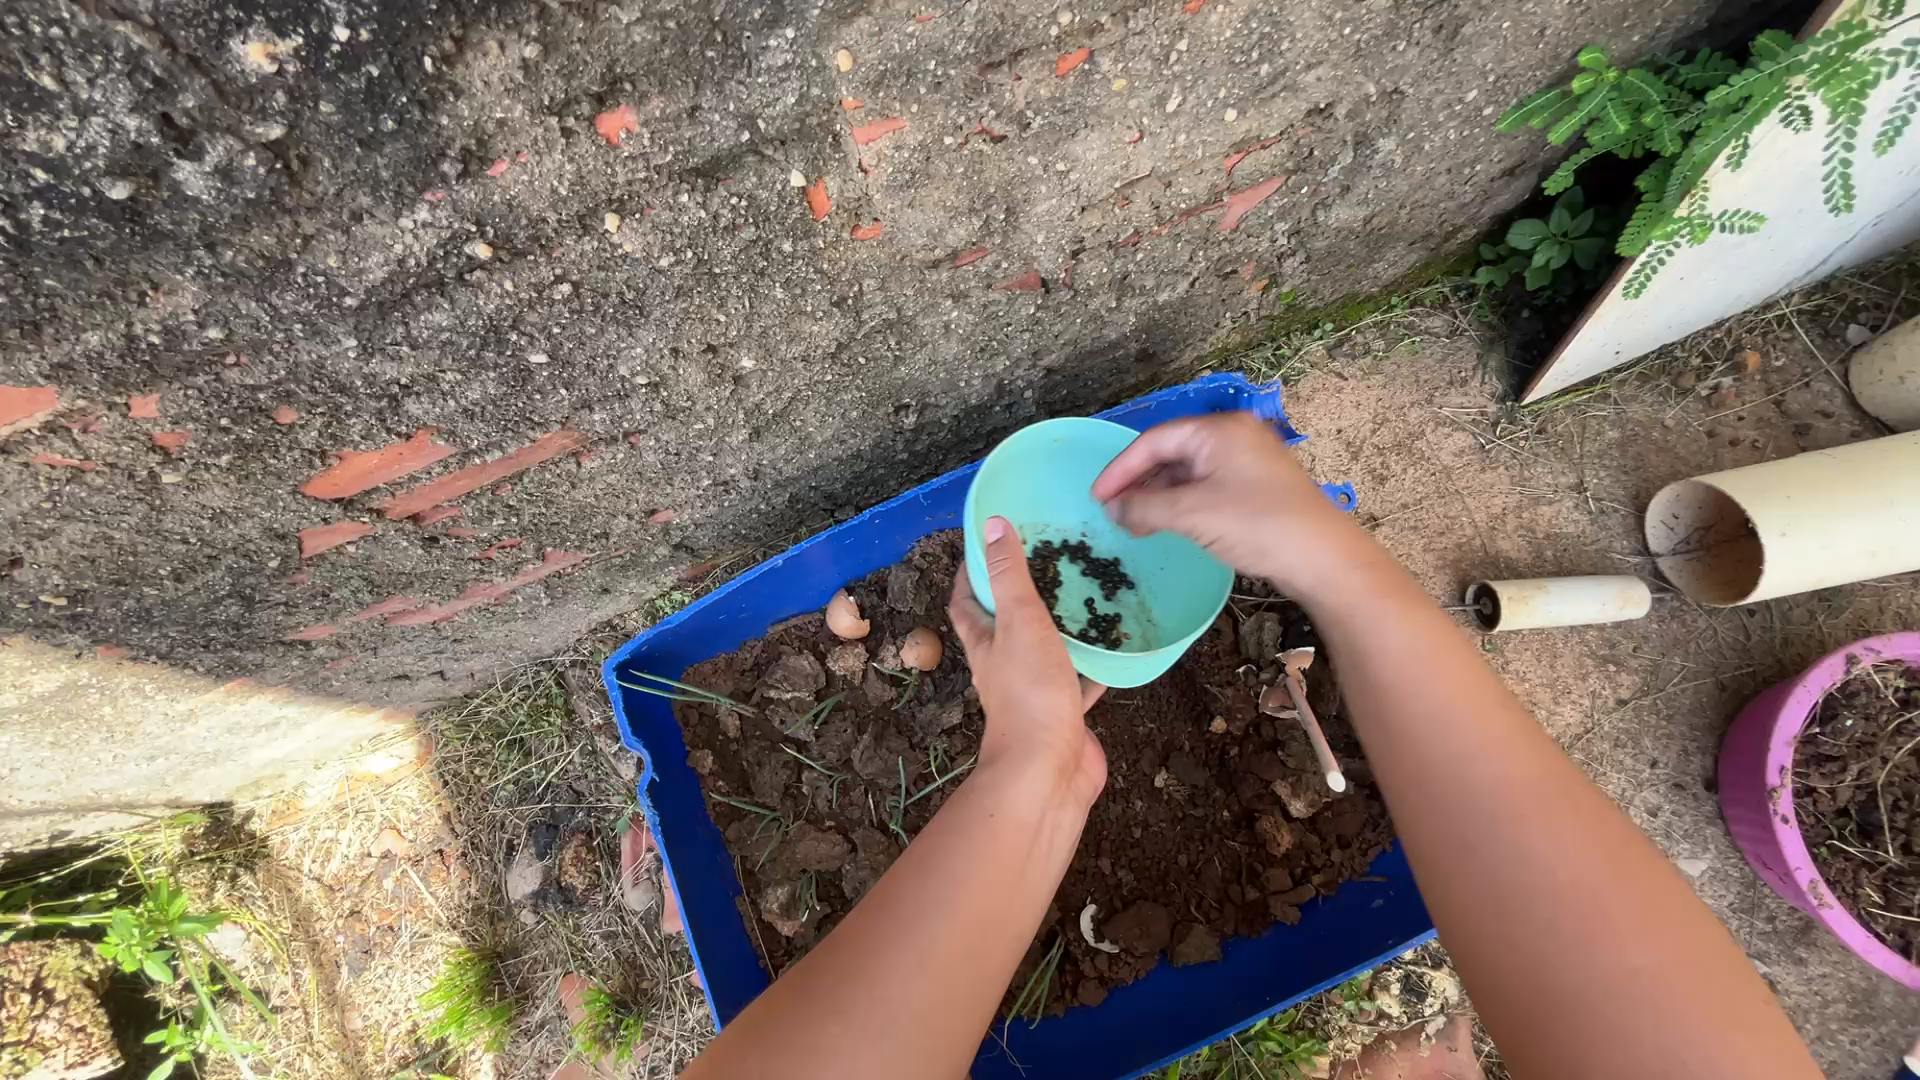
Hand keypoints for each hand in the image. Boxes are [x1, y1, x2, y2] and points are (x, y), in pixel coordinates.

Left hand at [949, 517, 1107, 807]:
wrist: (1049, 771)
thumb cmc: (1029, 693)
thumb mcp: (1019, 622)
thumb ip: (1010, 576)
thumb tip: (992, 525)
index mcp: (984, 642)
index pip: (966, 599)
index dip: (971, 571)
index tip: (989, 542)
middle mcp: (1004, 664)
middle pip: (1007, 622)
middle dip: (1023, 593)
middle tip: (1053, 560)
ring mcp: (1034, 689)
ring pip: (1045, 649)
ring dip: (1060, 626)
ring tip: (1087, 593)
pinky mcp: (1065, 711)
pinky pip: (1079, 679)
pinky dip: (1093, 664)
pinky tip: (1115, 645)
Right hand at [1091, 411, 1384, 599]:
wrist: (1323, 558)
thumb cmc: (1256, 525)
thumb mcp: (1191, 514)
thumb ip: (1144, 507)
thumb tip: (1112, 508)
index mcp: (1217, 430)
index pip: (1155, 441)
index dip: (1121, 468)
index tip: (1098, 496)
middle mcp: (1231, 436)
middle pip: (1169, 453)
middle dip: (1138, 483)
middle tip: (1113, 511)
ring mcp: (1245, 461)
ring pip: (1186, 472)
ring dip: (1156, 496)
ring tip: (1133, 523)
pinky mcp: (1253, 486)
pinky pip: (1204, 486)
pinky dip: (1179, 504)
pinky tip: (1163, 524)